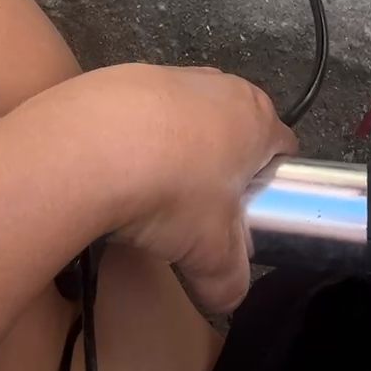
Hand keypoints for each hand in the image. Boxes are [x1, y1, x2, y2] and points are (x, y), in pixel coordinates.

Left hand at [28, 64, 296, 312]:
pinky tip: (115, 169)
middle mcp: (218, 83)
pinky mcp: (123, 75)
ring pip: (184, 118)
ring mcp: (169, 73)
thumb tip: (224, 297)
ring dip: (174, 151)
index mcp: (255, 116)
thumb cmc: (173, 190)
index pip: (282, 146)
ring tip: (149, 193)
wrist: (88, 146)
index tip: (249, 212)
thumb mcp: (212, 255)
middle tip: (199, 211)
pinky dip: (134, 138)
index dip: (270, 182)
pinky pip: (140, 112)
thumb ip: (229, 280)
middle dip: (220, 168)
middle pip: (231, 129)